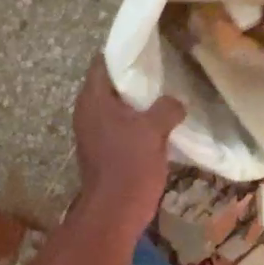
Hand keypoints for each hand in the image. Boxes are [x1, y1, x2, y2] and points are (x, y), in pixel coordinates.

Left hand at [72, 55, 184, 226]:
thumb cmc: (130, 164)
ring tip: (164, 101)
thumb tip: (176, 102)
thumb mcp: (154, 130)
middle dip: (135, 81)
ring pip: (117, 109)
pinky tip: (158, 129)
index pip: (103, 63)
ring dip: (138, 106)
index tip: (150, 53)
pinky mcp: (102, 152)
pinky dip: (136, 125)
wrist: (115, 211)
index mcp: (93, 99)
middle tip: (164, 76)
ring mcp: (93, 133)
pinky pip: (120, 128)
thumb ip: (166, 108)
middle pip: (111, 85)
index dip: (125, 56)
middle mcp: (87, 112)